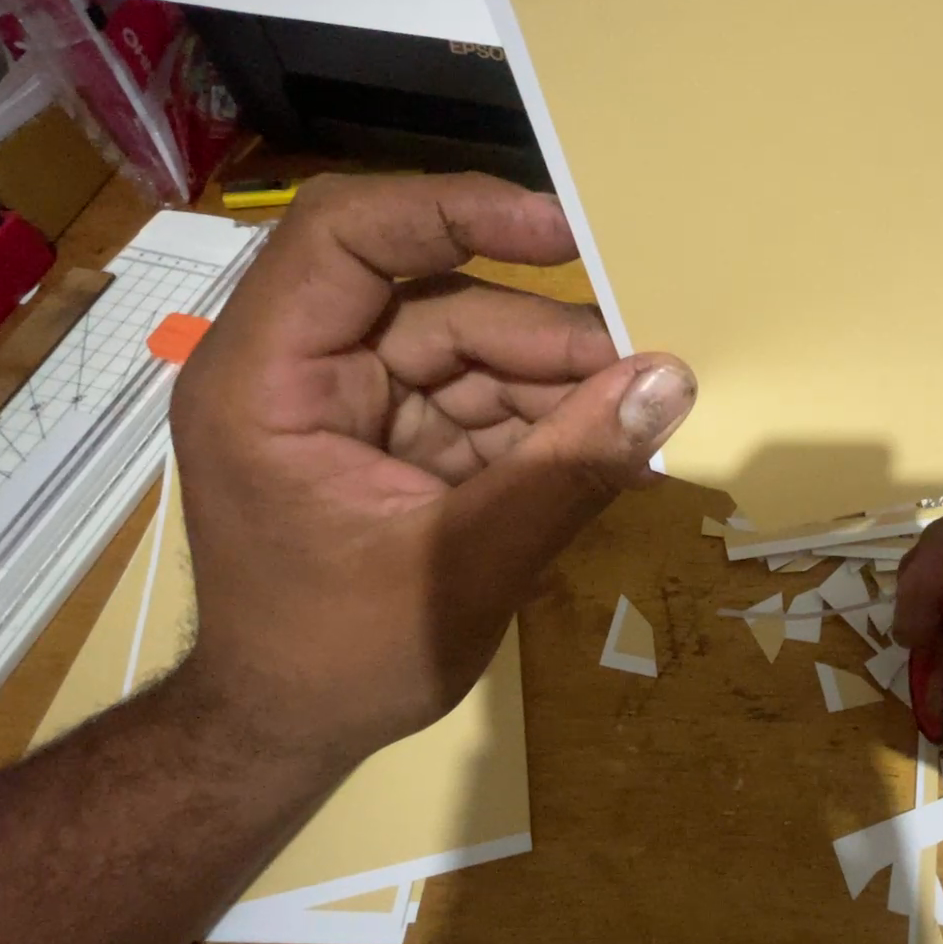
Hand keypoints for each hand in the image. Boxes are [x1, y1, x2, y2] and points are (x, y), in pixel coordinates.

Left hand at [169, 174, 695, 762]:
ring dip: (566, 387)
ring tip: (641, 418)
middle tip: (649, 373)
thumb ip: (568, 472)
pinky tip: (611, 447)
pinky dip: (555, 423)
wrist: (295, 732)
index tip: (564, 232)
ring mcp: (366, 402)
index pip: (346, 238)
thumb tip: (670, 382)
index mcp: (272, 381)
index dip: (455, 212)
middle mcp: (313, 370)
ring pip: (484, 353)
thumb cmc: (342, 661)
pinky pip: (495, 402)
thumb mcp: (463, 568)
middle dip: (552, 343)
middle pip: (445, 305)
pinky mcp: (410, 436)